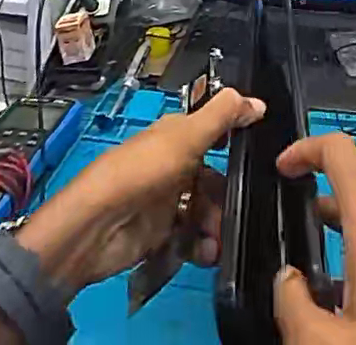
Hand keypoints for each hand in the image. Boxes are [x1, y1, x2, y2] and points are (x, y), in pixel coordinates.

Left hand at [0, 88, 265, 303]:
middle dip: (228, 194)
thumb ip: (222, 116)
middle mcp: (173, 164)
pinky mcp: (159, 233)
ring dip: (217, 224)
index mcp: (176, 135)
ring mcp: (165, 200)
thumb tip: (258, 101)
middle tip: (238, 209)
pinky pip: (189, 238)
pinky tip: (206, 253)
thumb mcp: (186, 135)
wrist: (97, 226)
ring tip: (218, 239)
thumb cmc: (143, 171)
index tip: (257, 152)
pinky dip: (200, 246)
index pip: (214, 132)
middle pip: (213, 177)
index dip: (234, 140)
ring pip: (204, 209)